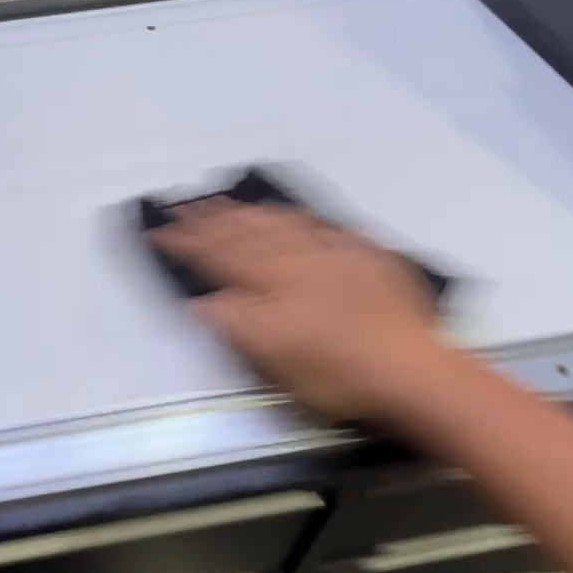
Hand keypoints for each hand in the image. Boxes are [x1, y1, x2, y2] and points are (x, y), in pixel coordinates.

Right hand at [153, 198, 449, 420]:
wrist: (413, 369)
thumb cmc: (336, 372)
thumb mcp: (275, 359)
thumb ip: (236, 324)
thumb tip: (201, 302)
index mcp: (272, 283)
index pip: (219, 257)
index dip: (187, 243)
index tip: (159, 230)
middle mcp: (298, 260)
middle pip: (246, 233)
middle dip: (210, 219)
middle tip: (181, 204)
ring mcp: (333, 254)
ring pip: (280, 224)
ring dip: (246, 212)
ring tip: (222, 200)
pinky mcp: (364, 257)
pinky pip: (321, 226)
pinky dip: (295, 216)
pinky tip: (288, 212)